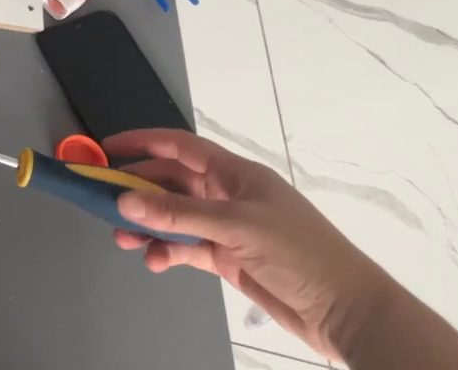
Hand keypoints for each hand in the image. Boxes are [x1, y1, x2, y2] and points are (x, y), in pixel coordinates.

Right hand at [105, 129, 392, 359]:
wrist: (353, 315)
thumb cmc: (301, 254)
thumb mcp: (237, 228)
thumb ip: (178, 214)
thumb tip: (123, 200)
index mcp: (234, 174)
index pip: (179, 146)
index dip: (141, 142)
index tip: (106, 148)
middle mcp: (227, 195)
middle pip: (170, 183)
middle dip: (137, 192)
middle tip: (104, 202)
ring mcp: (227, 227)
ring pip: (174, 217)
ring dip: (147, 225)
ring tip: (123, 239)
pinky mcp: (228, 258)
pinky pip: (186, 246)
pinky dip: (167, 251)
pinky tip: (154, 260)